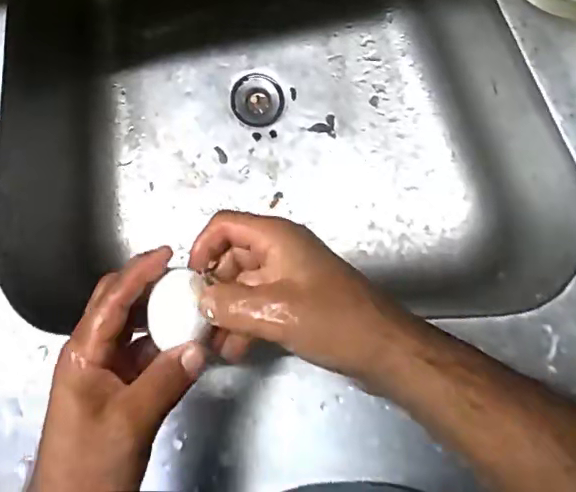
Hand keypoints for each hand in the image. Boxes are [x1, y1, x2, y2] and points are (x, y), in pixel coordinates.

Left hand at [31, 247, 204, 491]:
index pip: (112, 297)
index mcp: (83, 350)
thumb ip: (165, 381)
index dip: (139, 271)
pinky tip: (180, 346)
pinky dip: (158, 346)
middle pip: (117, 304)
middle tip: (178, 275)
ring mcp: (100, 371)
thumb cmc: (87, 467)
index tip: (165, 254)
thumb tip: (197, 347)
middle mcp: (89, 353)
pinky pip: (137, 355)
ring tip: (184, 305)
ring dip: (154, 315)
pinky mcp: (112, 391)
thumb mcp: (130, 422)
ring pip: (129, 329)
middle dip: (146, 285)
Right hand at [190, 210, 419, 388]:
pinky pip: (260, 302)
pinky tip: (234, 349)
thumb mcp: (274, 312)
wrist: (386, 351)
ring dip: (226, 308)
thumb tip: (198, 300)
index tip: (189, 280)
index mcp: (275, 236)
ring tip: (212, 341)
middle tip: (197, 318)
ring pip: (243, 282)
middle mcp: (279, 248)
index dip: (202, 247)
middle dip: (212, 285)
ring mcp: (289, 274)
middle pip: (231, 255)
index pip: (224, 225)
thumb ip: (230, 304)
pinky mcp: (298, 300)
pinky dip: (244, 320)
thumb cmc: (332, 319)